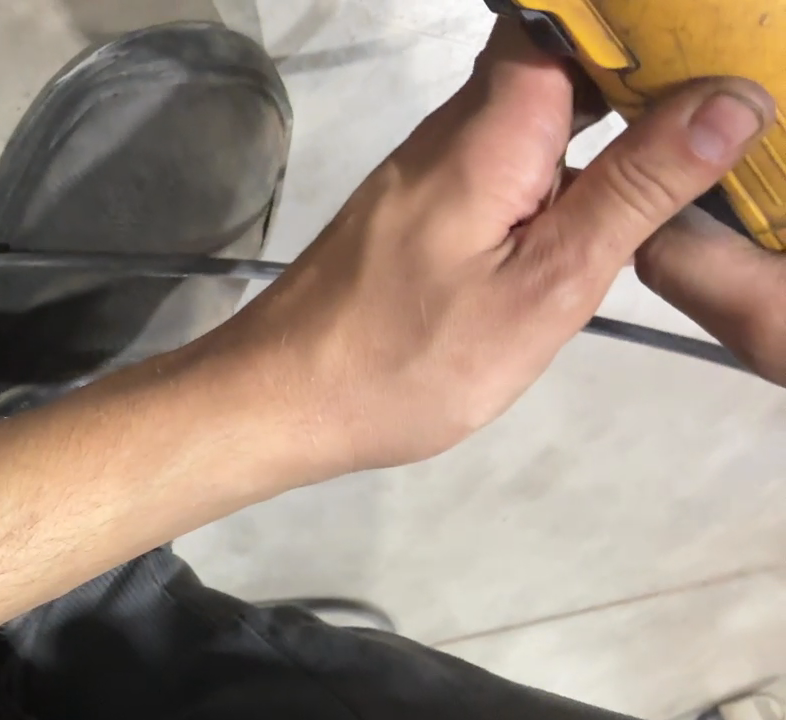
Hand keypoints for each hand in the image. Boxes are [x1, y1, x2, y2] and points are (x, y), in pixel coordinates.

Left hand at [202, 24, 773, 476]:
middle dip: (639, 67)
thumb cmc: (396, 364)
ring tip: (689, 137)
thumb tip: (732, 93)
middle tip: (728, 88)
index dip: (645, 21)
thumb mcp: (539, 289)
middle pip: (549, 67)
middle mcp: (436, 145)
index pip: (567, 22)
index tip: (719, 34)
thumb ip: (631, 191)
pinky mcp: (390, 229)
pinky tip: (588, 202)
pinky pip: (481, 174)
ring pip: (516, 125)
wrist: (262, 407)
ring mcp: (407, 188)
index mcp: (484, 137)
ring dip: (594, 124)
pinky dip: (540, 176)